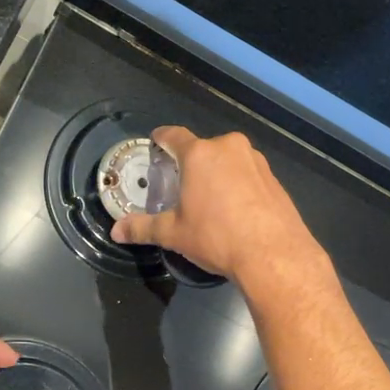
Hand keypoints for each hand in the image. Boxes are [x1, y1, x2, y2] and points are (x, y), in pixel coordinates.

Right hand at [110, 126, 321, 287]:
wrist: (273, 254)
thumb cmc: (216, 237)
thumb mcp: (174, 234)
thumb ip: (143, 228)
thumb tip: (115, 231)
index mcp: (200, 154)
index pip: (174, 136)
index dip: (162, 138)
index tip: (156, 142)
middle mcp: (229, 148)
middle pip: (203, 149)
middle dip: (191, 163)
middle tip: (181, 185)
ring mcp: (256, 161)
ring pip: (228, 161)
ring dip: (216, 174)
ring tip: (209, 200)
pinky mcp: (274, 178)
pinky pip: (247, 175)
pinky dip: (237, 186)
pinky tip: (234, 211)